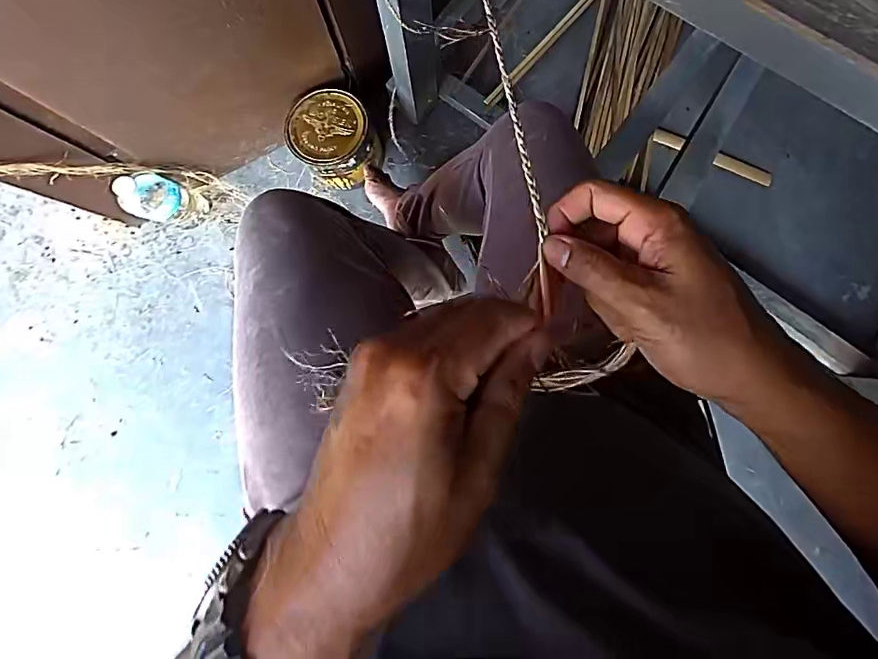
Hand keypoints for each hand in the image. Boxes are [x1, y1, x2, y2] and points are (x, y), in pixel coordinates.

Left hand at [243, 299, 547, 658]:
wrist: (324, 569)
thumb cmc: (410, 533)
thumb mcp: (478, 471)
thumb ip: (509, 392)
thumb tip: (539, 340)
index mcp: (424, 374)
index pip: (493, 319)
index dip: (530, 324)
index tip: (552, 342)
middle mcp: (393, 348)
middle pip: (469, 309)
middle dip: (505, 325)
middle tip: (529, 361)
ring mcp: (370, 352)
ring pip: (445, 314)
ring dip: (479, 331)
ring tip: (497, 375)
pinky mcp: (360, 364)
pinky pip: (421, 329)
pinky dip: (450, 339)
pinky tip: (460, 377)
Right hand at [541, 179, 797, 408]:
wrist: (752, 374)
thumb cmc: (704, 340)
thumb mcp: (641, 306)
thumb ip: (592, 271)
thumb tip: (551, 244)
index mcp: (658, 222)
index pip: (596, 194)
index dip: (564, 214)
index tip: (546, 252)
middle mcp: (657, 229)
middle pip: (597, 227)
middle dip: (581, 262)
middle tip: (571, 299)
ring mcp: (659, 254)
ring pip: (605, 257)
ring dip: (601, 291)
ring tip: (625, 322)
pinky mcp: (660, 278)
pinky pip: (621, 278)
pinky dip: (616, 302)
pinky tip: (633, 328)